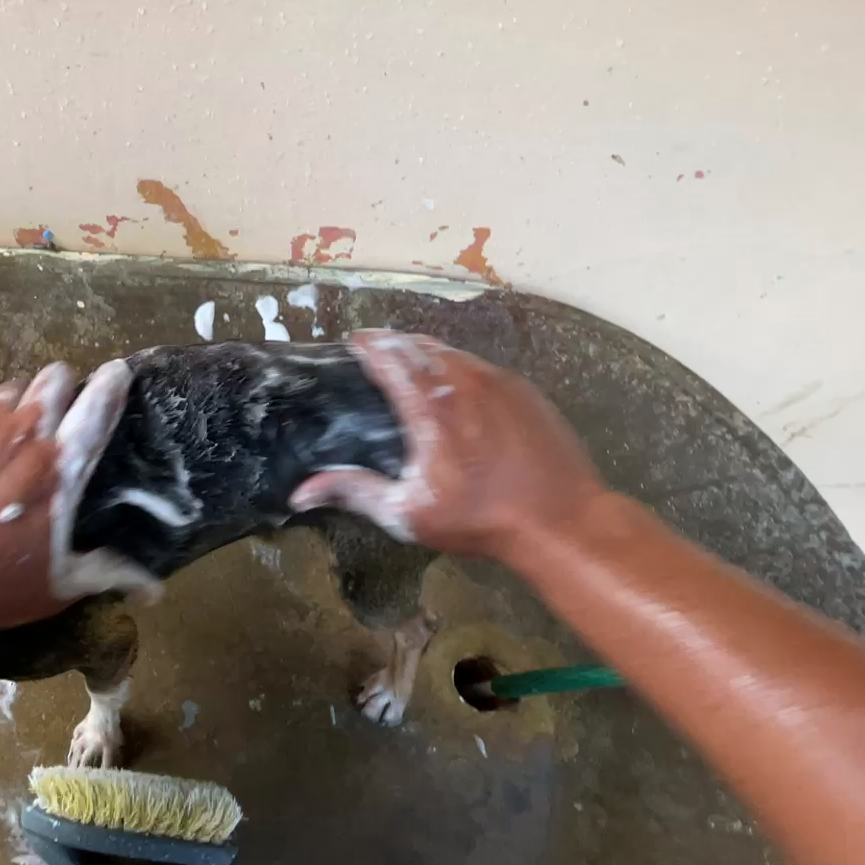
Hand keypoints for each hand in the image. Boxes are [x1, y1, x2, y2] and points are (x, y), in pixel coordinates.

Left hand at [0, 361, 161, 634]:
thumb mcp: (59, 586)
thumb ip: (108, 572)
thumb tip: (154, 591)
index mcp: (61, 469)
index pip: (97, 408)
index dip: (112, 384)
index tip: (117, 373)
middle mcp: (24, 437)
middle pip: (54, 379)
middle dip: (63, 387)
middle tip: (59, 412)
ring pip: (11, 391)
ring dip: (21, 404)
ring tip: (14, 434)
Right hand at [289, 330, 607, 558]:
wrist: (565, 523)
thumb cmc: (481, 518)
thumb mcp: (407, 513)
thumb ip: (353, 492)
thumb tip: (299, 493)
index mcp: (430, 407)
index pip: (392, 357)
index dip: (370, 345)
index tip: (354, 341)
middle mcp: (464, 382)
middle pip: (419, 346)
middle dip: (393, 342)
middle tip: (374, 348)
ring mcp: (499, 382)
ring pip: (451, 351)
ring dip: (424, 350)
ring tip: (408, 360)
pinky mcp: (524, 390)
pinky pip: (479, 365)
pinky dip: (455, 365)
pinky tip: (452, 384)